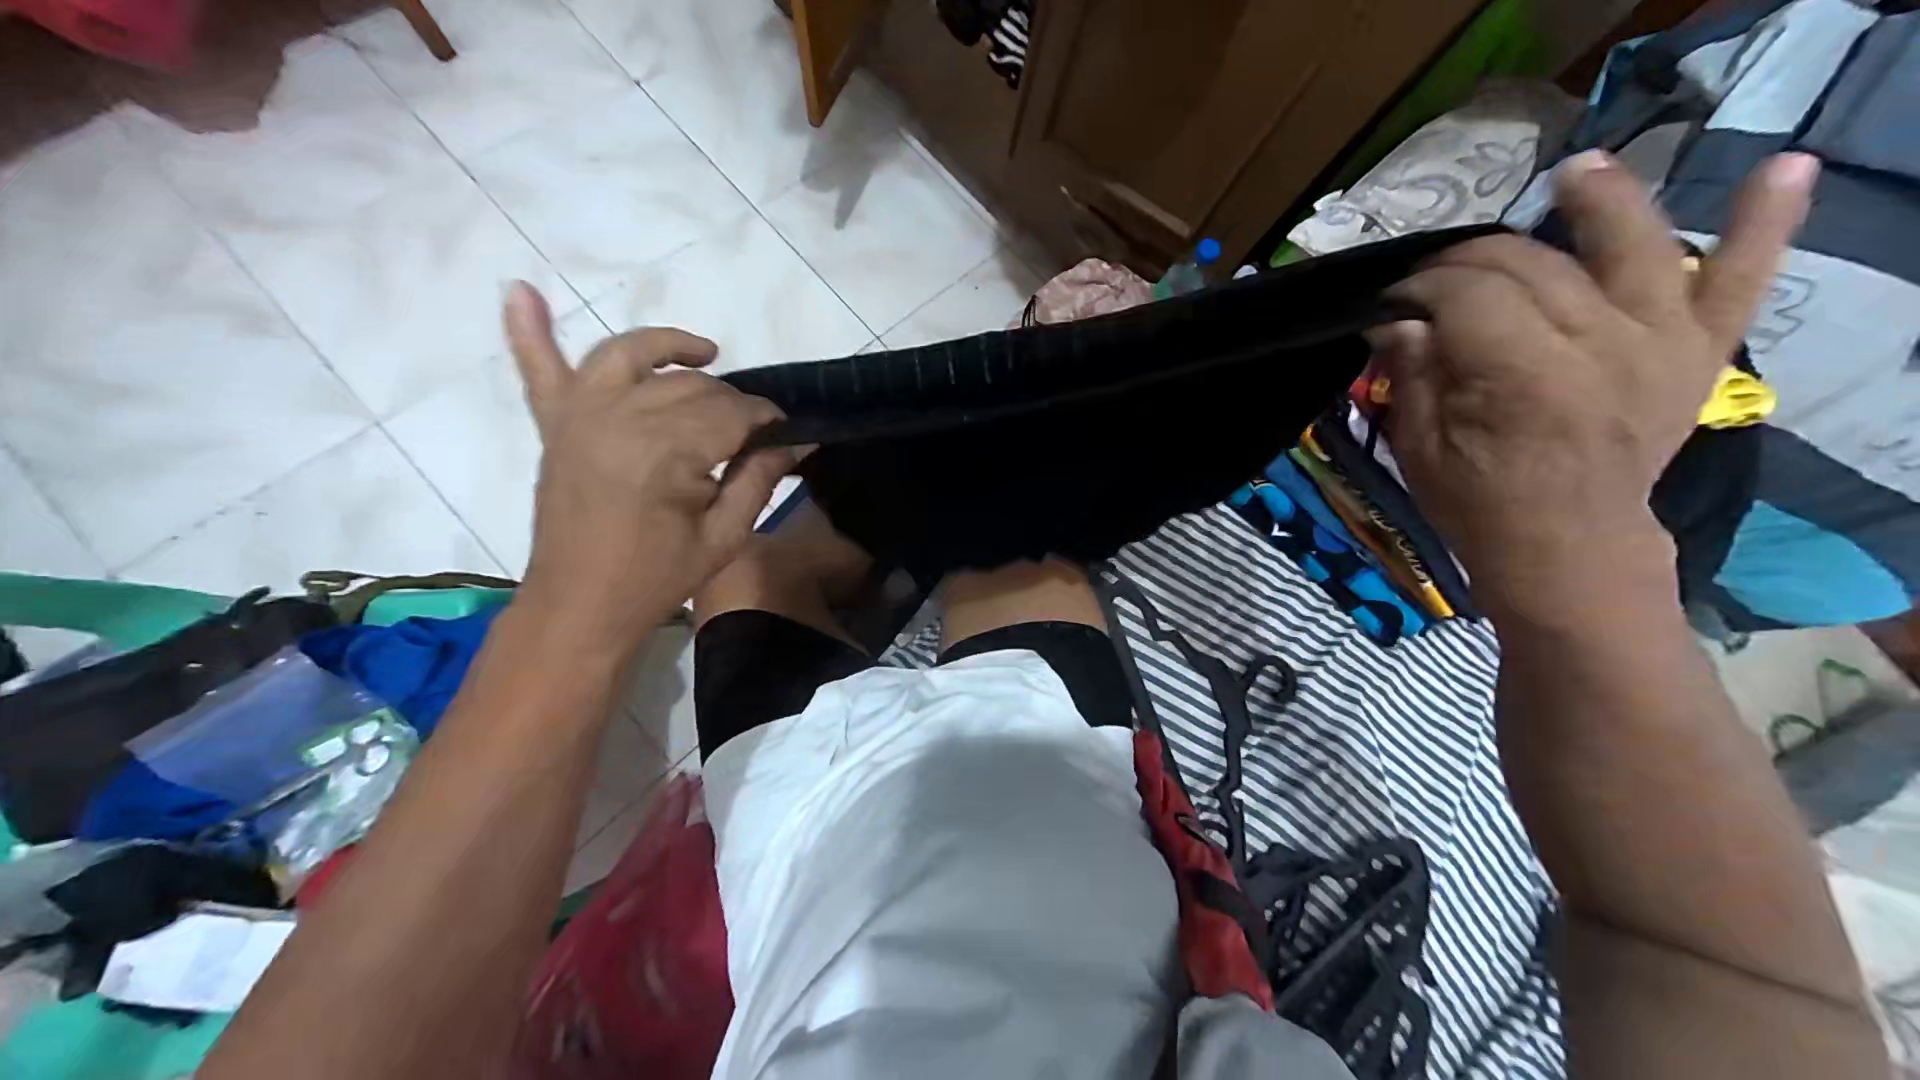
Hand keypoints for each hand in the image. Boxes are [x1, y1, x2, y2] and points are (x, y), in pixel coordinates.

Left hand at [504, 282, 799, 650]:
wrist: (581, 604)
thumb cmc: (658, 577)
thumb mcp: (725, 537)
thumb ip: (759, 480)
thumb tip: (798, 442)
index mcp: (667, 451)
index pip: (732, 413)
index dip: (767, 419)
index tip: (786, 432)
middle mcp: (621, 417)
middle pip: (691, 385)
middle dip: (731, 401)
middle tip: (753, 431)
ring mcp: (580, 414)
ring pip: (633, 356)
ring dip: (670, 347)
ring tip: (705, 353)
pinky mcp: (554, 424)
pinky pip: (539, 367)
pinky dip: (529, 329)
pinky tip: (520, 290)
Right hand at [1376, 150, 1815, 618]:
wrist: (1568, 545)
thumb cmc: (1478, 502)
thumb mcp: (1418, 447)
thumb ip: (1414, 376)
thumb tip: (1397, 320)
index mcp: (1520, 376)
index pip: (1467, 295)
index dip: (1421, 286)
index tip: (1391, 297)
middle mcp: (1599, 345)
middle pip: (1532, 266)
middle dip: (1473, 257)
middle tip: (1437, 270)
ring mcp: (1661, 343)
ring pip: (1636, 248)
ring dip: (1605, 201)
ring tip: (1577, 170)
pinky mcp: (1699, 352)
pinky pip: (1740, 281)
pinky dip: (1766, 225)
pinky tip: (1786, 170)